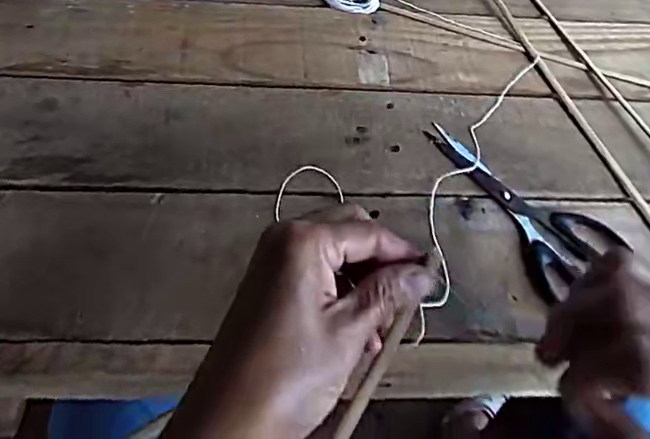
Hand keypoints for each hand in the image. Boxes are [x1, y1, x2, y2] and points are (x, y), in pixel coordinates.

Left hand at [166, 205, 435, 438]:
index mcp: (304, 240)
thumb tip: (422, 273)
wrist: (220, 431)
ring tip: (381, 326)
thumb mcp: (347, 334)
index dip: (403, 253)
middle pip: (352, 233)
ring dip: (363, 282)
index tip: (429, 273)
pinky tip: (356, 331)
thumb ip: (388, 294)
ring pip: (336, 255)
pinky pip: (316, 273)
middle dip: (381, 264)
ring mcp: (272, 262)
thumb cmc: (281, 382)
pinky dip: (340, 292)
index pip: (370, 232)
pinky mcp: (267, 286)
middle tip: (404, 298)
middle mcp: (285, 239)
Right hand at [536, 250, 649, 438]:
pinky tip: (588, 320)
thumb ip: (639, 436)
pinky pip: (639, 273)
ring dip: (581, 298)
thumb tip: (587, 406)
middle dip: (575, 325)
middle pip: (629, 299)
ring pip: (629, 271)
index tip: (568, 402)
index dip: (590, 378)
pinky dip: (599, 287)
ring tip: (560, 337)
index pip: (643, 358)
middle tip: (548, 361)